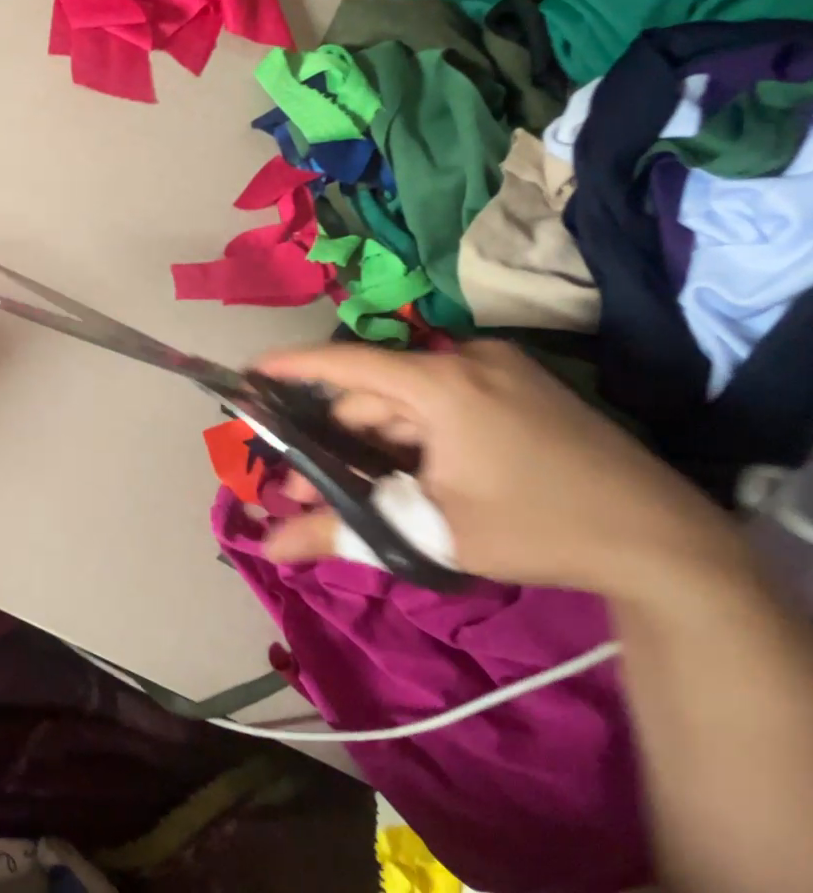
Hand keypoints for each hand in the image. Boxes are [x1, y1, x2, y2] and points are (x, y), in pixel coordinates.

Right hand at [255, 340, 745, 600]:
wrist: (663, 543)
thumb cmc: (535, 528)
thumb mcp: (427, 534)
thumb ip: (338, 533)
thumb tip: (265, 546)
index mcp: (443, 386)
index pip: (344, 364)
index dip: (290, 367)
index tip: (247, 374)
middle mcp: (469, 363)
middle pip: (373, 394)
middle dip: (334, 440)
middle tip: (308, 490)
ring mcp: (502, 373)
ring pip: (407, 401)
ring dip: (373, 443)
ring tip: (359, 493)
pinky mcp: (523, 389)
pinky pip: (442, 403)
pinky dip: (412, 435)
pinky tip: (407, 476)